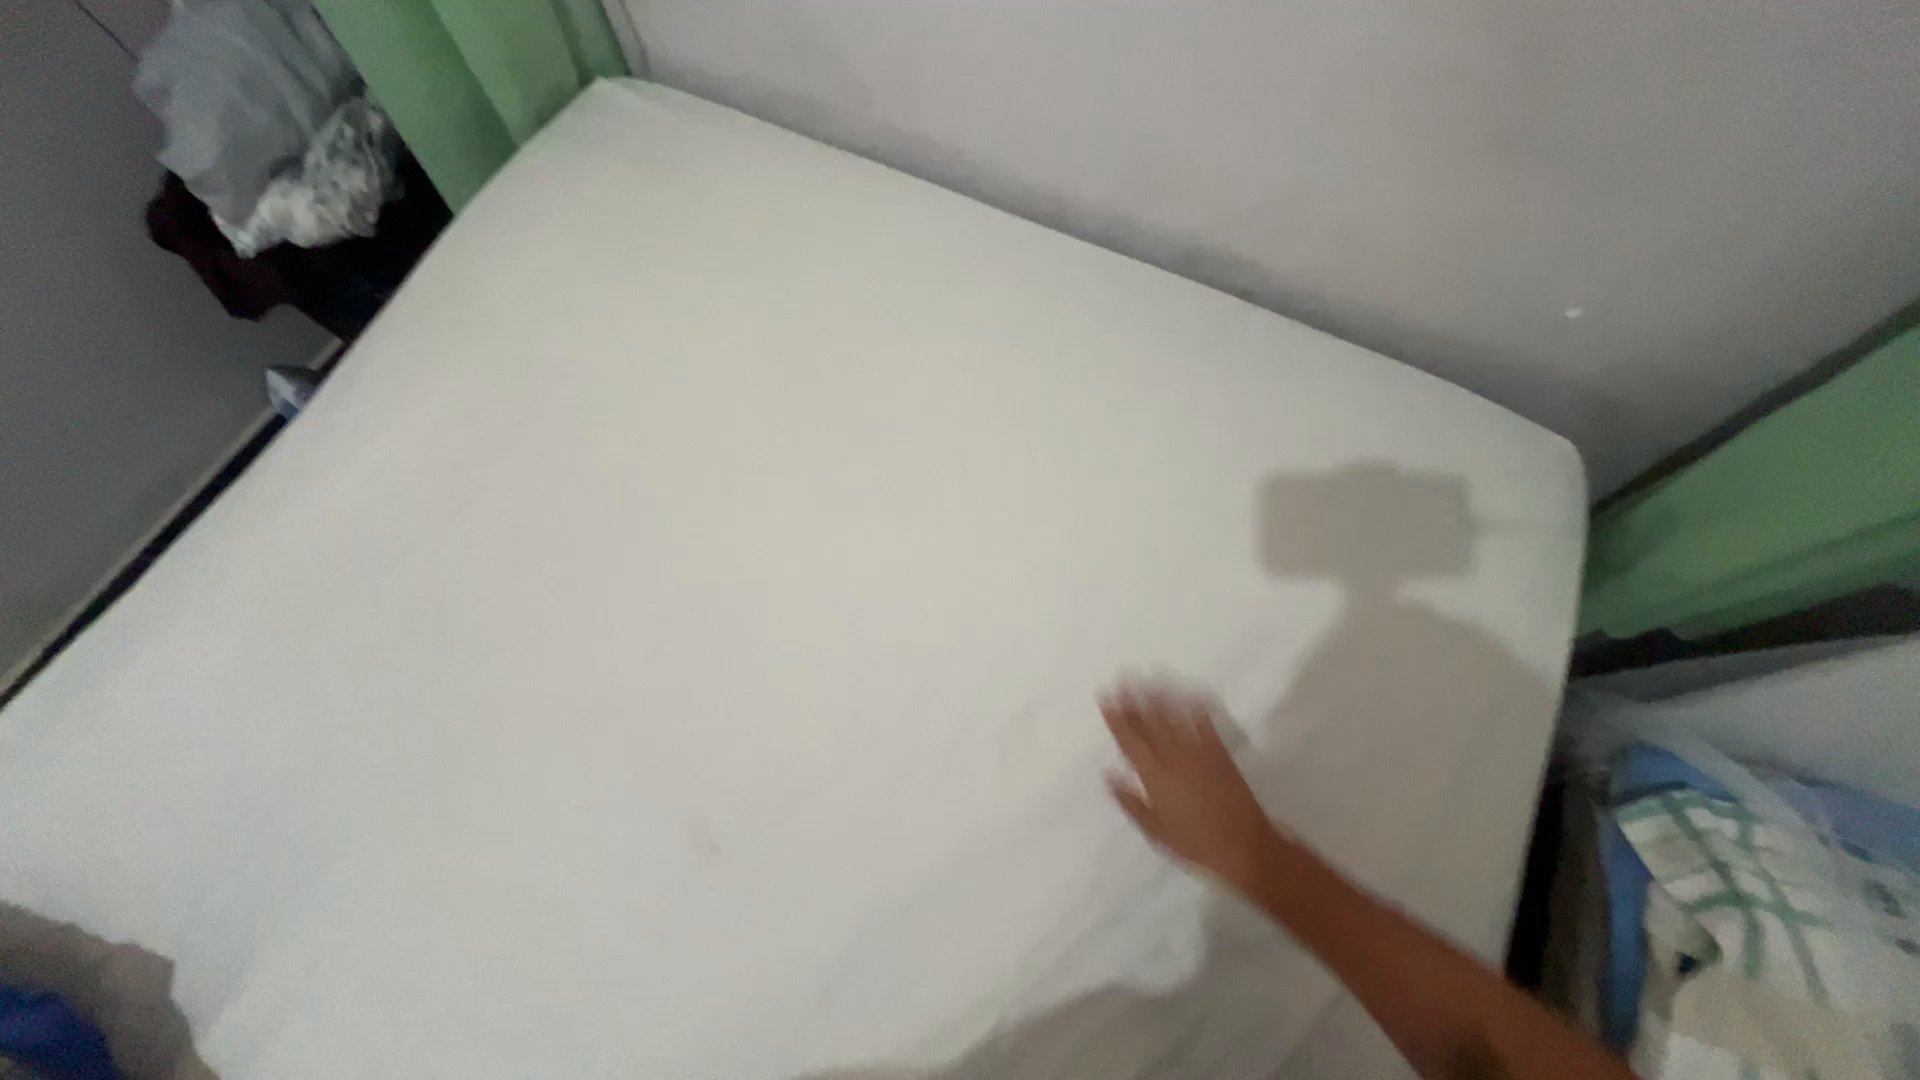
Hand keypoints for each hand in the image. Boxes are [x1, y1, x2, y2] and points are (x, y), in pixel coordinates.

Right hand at [1101, 682, 1282, 889]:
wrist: (1244, 846)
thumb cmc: (1195, 843)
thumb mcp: (1155, 831)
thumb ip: (1130, 802)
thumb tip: (1109, 776)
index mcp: (1154, 776)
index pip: (1130, 740)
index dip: (1117, 717)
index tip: (1106, 697)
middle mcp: (1174, 757)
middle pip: (1150, 721)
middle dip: (1135, 697)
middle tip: (1124, 676)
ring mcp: (1199, 751)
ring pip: (1175, 716)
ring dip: (1162, 694)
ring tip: (1151, 675)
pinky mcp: (1221, 752)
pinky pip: (1206, 722)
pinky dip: (1198, 705)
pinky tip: (1192, 690)